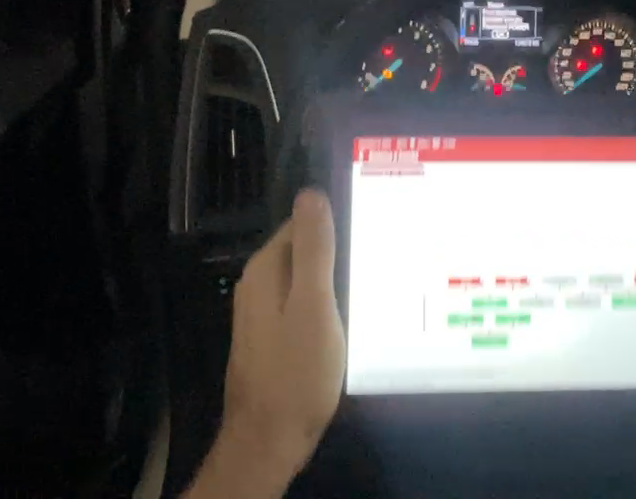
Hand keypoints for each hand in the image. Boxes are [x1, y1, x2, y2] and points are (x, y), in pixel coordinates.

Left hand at [185, 189, 345, 497]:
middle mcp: (257, 283)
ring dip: (333, 280)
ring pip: (304, 279)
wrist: (268, 442)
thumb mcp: (314, 304)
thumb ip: (314, 249)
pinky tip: (348, 316)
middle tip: (378, 260)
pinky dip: (325, 304)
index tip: (371, 233)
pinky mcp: (271, 337)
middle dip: (337, 252)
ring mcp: (261, 312)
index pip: (304, 223)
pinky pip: (302, 304)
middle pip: (304, 249)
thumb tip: (312, 192)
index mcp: (266, 268)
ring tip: (370, 285)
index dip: (337, 225)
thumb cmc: (297, 370)